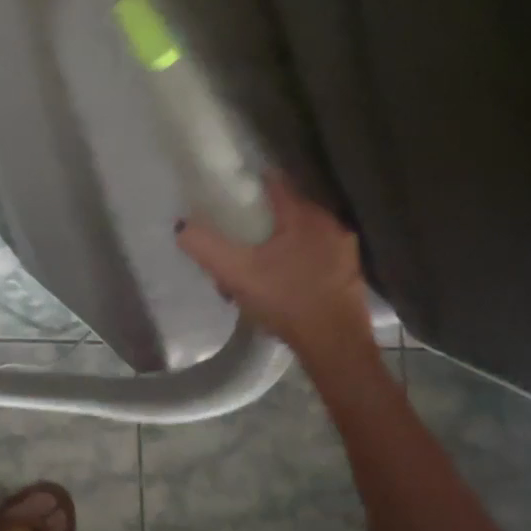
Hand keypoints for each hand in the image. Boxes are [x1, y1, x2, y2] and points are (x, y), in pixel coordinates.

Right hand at [175, 174, 373, 359]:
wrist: (336, 349)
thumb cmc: (286, 302)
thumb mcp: (234, 272)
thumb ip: (203, 244)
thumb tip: (181, 226)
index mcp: (304, 216)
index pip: (272, 182)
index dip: (244, 185)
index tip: (223, 197)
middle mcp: (329, 224)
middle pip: (283, 208)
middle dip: (256, 220)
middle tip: (232, 240)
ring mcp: (344, 249)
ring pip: (298, 232)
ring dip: (274, 241)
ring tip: (250, 265)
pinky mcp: (349, 271)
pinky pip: (313, 251)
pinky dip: (292, 258)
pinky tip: (276, 281)